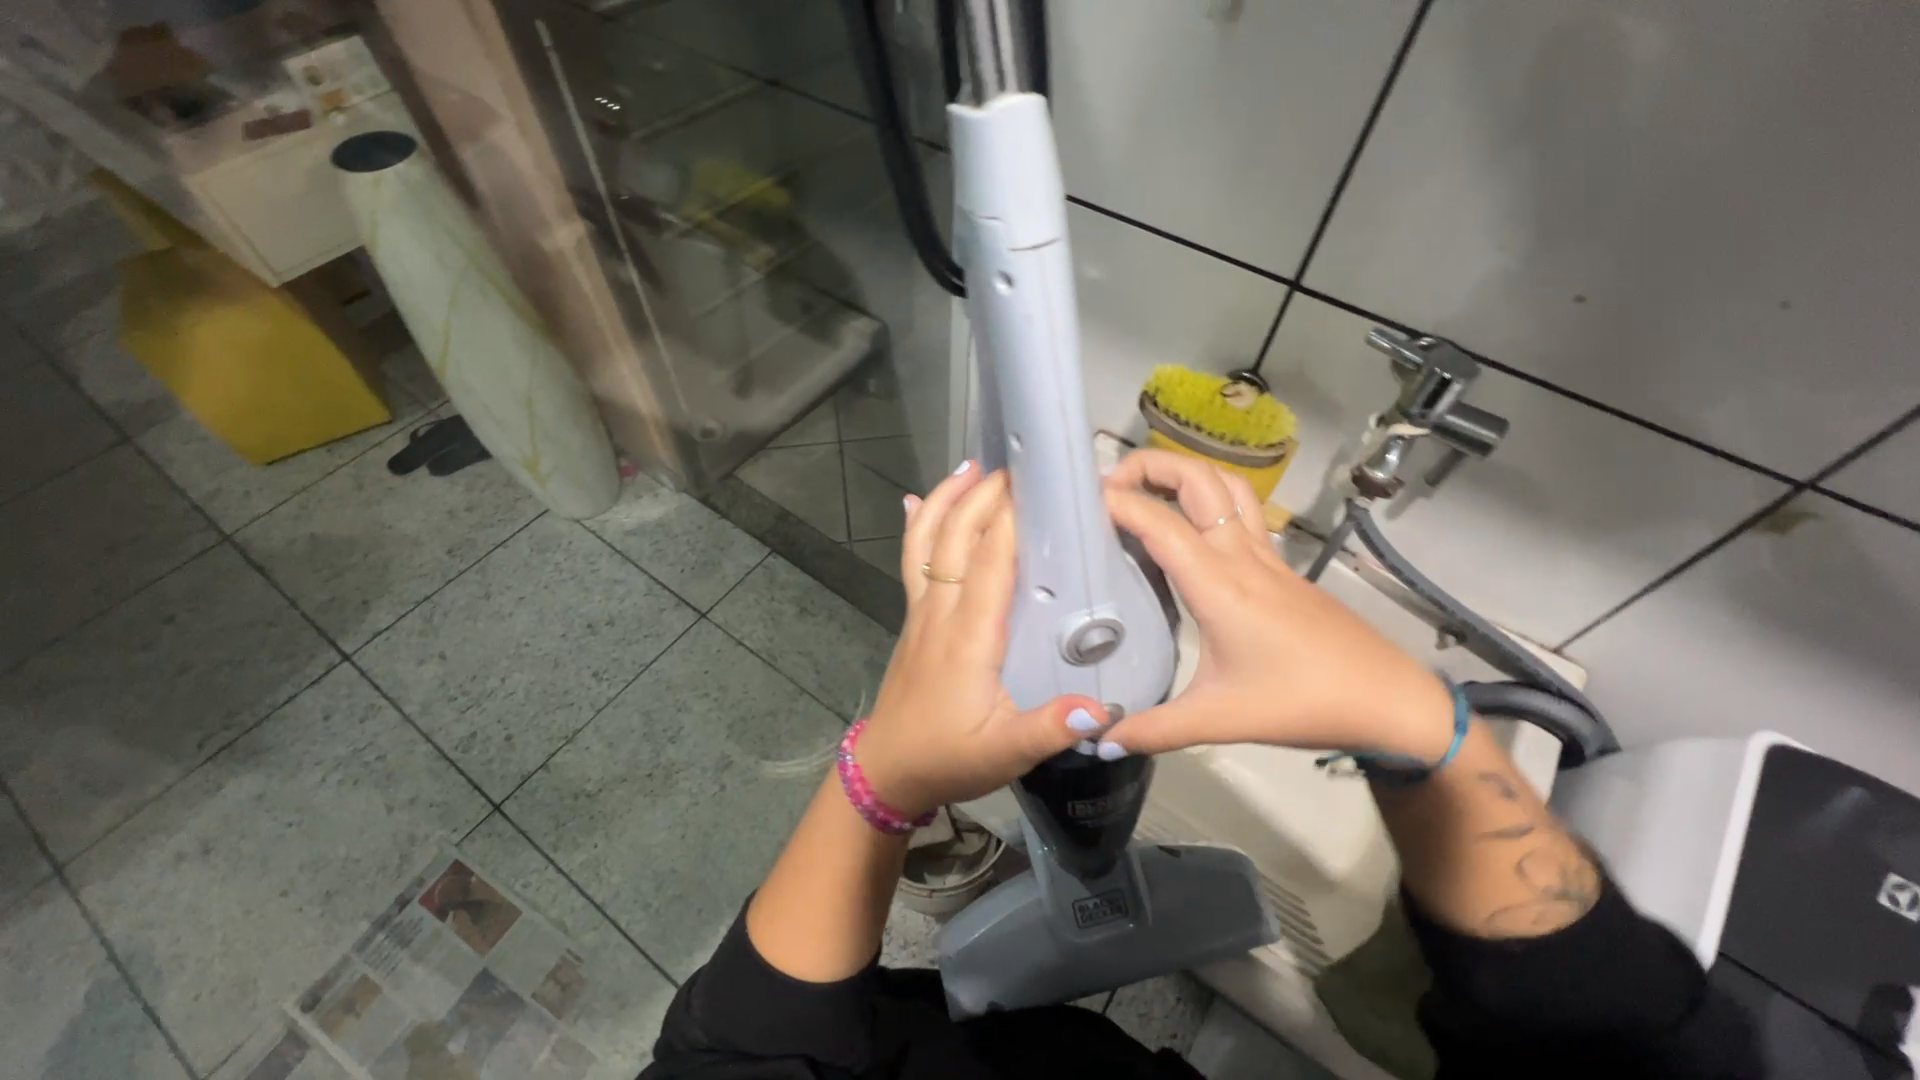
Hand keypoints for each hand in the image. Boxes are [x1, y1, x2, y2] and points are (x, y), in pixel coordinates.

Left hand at [854, 463, 1102, 817]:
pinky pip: (912, 561)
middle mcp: (941, 613)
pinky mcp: (913, 621)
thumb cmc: (949, 757)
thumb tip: (1101, 707)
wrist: (887, 771)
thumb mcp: (1006, 753)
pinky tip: (916, 503)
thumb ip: (1050, 729)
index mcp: (969, 637)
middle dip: (982, 497)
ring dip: (946, 500)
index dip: (1008, 520)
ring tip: (969, 467)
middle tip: (1014, 465)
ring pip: (927, 542)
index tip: (1034, 484)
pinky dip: (916, 527)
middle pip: (956, 539)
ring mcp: (921, 613)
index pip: (988, 562)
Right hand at [1096, 450, 1453, 760]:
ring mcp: (1265, 555)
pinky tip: (1188, 530)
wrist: (1386, 698)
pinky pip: (1240, 511)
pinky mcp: (1280, 566)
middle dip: (1150, 465)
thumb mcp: (1219, 719)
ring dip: (1184, 472)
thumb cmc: (1302, 702)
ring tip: (1145, 489)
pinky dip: (1206, 498)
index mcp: (1218, 583)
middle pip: (1197, 478)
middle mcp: (1240, 554)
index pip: (1158, 523)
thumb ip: (1154, 729)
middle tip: (1107, 484)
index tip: (1076, 504)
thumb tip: (1097, 740)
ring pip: (1225, 485)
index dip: (1115, 504)